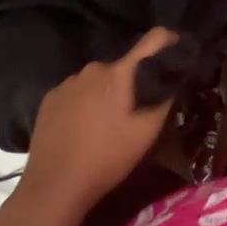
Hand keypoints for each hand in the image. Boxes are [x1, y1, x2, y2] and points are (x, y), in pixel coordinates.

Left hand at [10, 28, 179, 225]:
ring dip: (105, 93)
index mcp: (121, 72)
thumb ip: (165, 101)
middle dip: (130, 83)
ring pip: (97, 80)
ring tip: (104, 124)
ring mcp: (68, 82)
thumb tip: (176, 80)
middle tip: (133, 111)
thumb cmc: (106, 157)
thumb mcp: (146, 134)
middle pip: (122, 66)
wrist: (54, 186)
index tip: (177, 53)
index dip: (169, 41)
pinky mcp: (50, 98)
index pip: (153, 39)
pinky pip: (75, 92)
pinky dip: (83, 103)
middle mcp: (94, 68)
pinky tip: (80, 128)